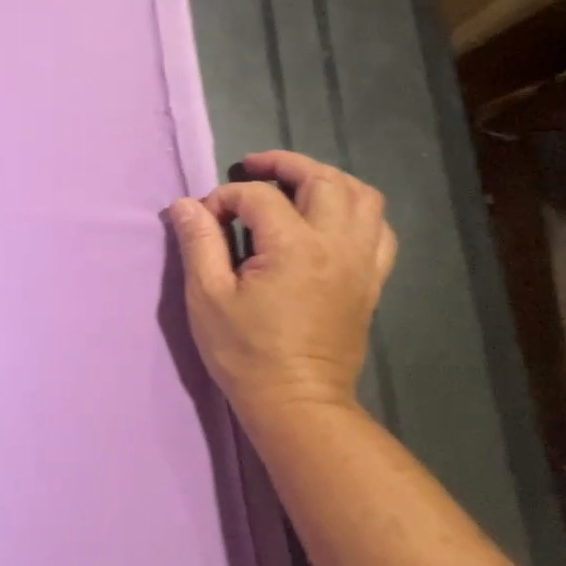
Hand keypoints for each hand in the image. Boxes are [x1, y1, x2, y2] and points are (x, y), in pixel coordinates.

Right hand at [167, 151, 396, 416]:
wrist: (296, 400)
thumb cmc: (244, 351)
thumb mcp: (207, 297)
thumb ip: (199, 243)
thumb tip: (186, 205)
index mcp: (294, 247)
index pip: (258, 196)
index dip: (224, 198)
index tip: (201, 220)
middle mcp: (337, 244)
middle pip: (323, 180)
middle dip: (284, 165)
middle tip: (252, 167)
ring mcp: (361, 262)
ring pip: (362, 196)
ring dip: (327, 180)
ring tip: (294, 185)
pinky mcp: (371, 281)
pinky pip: (379, 229)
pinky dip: (356, 211)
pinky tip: (330, 219)